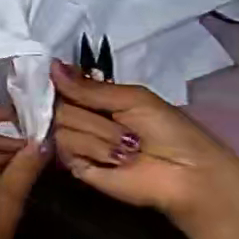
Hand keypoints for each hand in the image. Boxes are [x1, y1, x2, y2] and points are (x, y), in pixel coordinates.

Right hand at [49, 61, 238, 227]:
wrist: (186, 173)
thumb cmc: (169, 132)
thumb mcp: (133, 99)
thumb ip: (89, 87)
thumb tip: (51, 65)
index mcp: (94, 100)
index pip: (60, 85)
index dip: (58, 83)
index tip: (57, 80)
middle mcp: (79, 119)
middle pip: (57, 105)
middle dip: (91, 114)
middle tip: (124, 125)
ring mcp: (74, 143)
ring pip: (61, 125)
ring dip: (100, 134)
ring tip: (128, 148)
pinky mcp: (74, 165)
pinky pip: (66, 146)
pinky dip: (96, 149)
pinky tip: (117, 160)